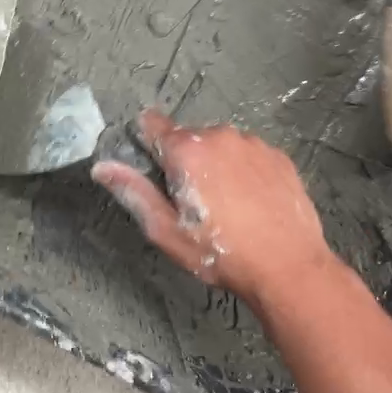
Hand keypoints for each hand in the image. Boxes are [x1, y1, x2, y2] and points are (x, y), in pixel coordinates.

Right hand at [91, 109, 332, 295]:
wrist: (289, 268)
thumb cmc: (221, 253)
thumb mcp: (166, 230)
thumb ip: (133, 192)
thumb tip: (101, 167)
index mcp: (186, 150)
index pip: (152, 124)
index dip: (146, 141)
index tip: (151, 166)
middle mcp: (220, 136)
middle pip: (188, 138)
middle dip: (183, 161)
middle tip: (192, 201)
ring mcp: (253, 144)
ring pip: (220, 145)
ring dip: (215, 164)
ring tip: (225, 205)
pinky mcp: (279, 157)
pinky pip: (248, 155)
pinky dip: (243, 170)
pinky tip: (249, 202)